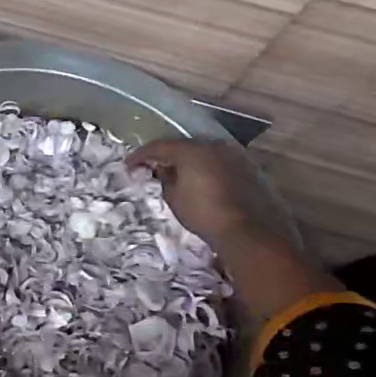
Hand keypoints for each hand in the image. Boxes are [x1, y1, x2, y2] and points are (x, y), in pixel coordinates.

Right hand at [125, 137, 262, 243]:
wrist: (247, 231)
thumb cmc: (203, 214)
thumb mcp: (174, 197)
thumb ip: (164, 177)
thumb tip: (161, 168)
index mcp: (192, 151)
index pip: (159, 146)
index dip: (141, 155)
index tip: (129, 164)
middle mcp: (213, 146)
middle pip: (182, 145)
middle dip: (165, 154)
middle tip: (150, 165)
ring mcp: (232, 154)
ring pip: (201, 151)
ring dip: (186, 159)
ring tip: (174, 170)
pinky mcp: (245, 166)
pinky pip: (216, 160)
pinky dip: (203, 165)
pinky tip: (197, 176)